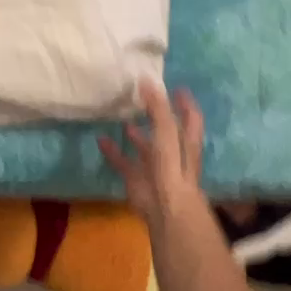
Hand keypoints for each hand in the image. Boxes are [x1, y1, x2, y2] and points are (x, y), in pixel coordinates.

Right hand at [99, 76, 205, 222]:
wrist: (166, 210)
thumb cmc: (173, 168)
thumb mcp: (167, 133)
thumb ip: (158, 109)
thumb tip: (147, 81)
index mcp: (186, 142)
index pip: (190, 119)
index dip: (185, 104)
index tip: (177, 88)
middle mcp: (173, 153)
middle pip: (166, 131)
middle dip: (158, 117)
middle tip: (144, 99)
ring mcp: (155, 167)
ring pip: (146, 147)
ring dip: (136, 134)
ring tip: (124, 118)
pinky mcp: (137, 179)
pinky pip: (123, 162)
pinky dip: (113, 152)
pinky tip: (101, 140)